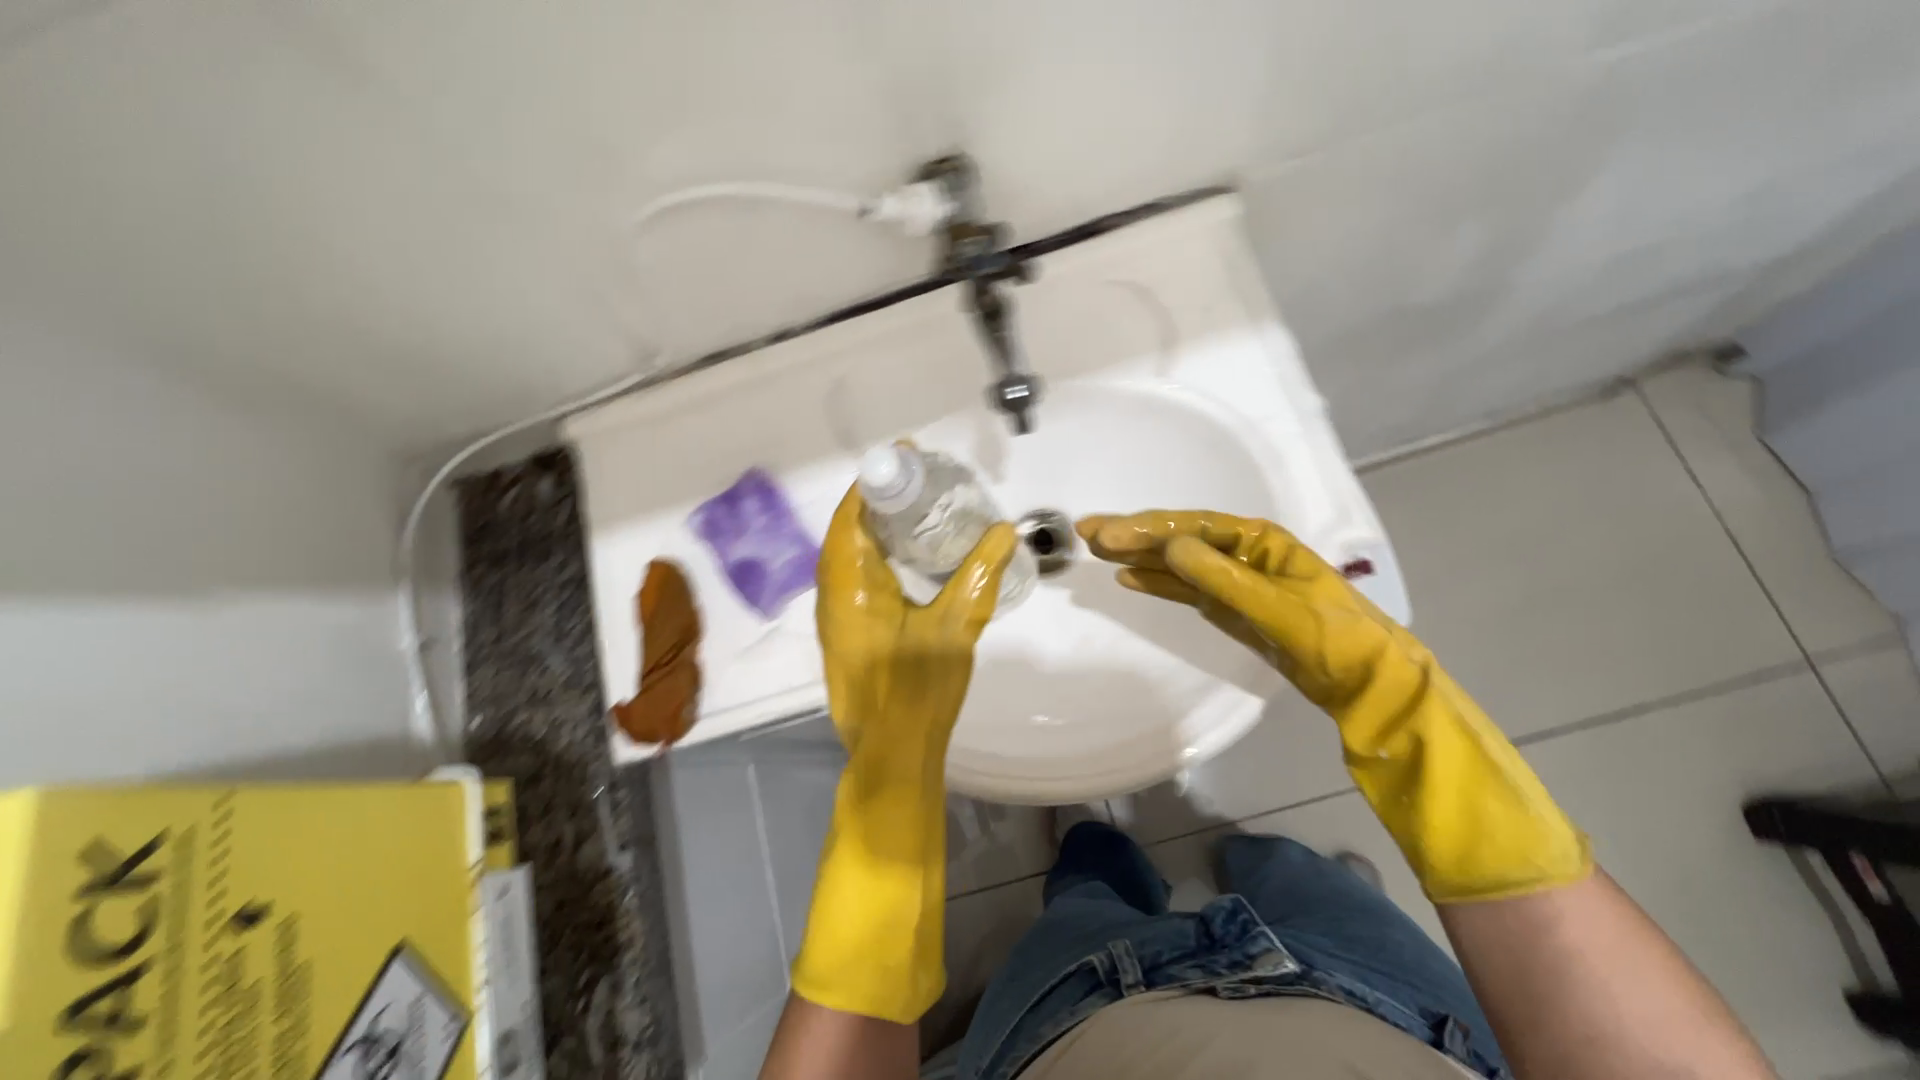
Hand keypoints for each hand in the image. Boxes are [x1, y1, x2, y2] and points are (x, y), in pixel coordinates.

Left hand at [790, 484, 1015, 1022]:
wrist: (889, 754)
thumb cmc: (916, 691)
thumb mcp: (955, 630)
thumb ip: (979, 576)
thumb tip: (1003, 530)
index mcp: (850, 586)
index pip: (852, 516)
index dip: (874, 482)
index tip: (905, 459)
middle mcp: (832, 595)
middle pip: (848, 532)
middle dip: (880, 502)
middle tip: (921, 483)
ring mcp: (835, 616)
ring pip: (849, 557)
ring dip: (876, 530)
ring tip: (918, 511)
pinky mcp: (845, 633)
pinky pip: (854, 579)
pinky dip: (876, 557)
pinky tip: (909, 559)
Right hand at [1077, 510, 1591, 903]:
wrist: (1369, 685)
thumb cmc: (1336, 641)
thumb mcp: (1280, 610)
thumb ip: (1225, 579)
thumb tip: (1173, 548)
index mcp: (1262, 542)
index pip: (1194, 526)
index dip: (1149, 528)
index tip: (1108, 534)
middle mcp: (1246, 554)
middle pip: (1181, 538)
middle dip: (1135, 535)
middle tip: (1086, 532)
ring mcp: (1238, 582)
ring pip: (1180, 563)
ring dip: (1140, 557)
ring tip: (1098, 550)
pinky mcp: (1233, 610)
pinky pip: (1187, 590)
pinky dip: (1159, 584)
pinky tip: (1131, 579)